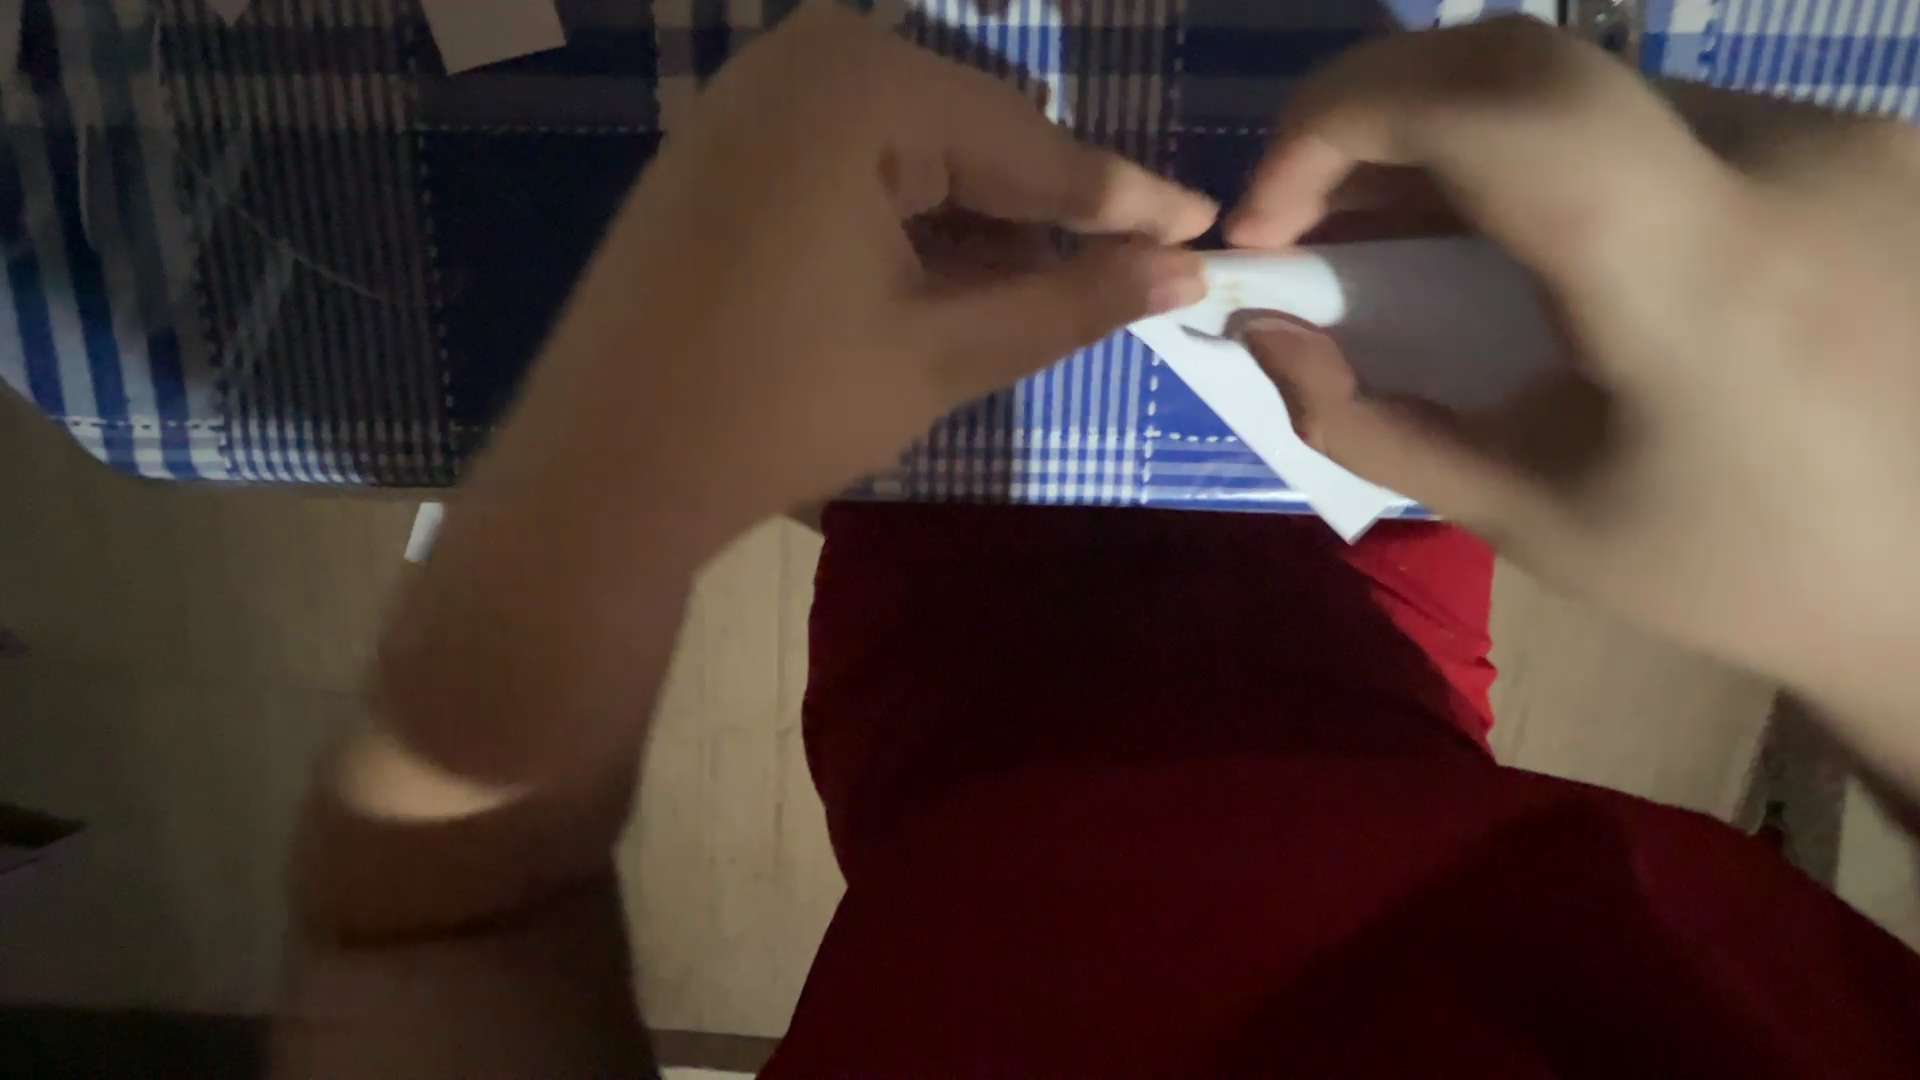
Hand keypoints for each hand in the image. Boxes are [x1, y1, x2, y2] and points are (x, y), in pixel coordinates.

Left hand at [513, 0, 1212, 547]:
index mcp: (858, 85)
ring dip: (983, 227)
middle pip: (973, 137)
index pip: (1030, 144)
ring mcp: (753, 109)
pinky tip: (953, 279)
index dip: (1123, 198)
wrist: (610, 470)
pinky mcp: (728, 161)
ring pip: (914, 159)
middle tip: (1122, 275)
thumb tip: (1179, 272)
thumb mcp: (939, 354)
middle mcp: (800, 64)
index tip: (1200, 226)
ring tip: (1045, 292)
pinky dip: (914, 229)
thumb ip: (1066, 304)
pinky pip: (855, 177)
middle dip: (1047, 214)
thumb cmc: (779, 409)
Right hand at [1227, 19, 1919, 732]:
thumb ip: (1361, 419)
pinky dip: (1499, 168)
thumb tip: (1259, 329)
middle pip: (1514, 68)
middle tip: (1287, 227)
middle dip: (1354, 129)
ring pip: (1559, 95)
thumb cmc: (1724, 567)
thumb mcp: (1509, 513)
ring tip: (1364, 251)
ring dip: (1422, 155)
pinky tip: (1476, 249)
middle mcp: (1778, 157)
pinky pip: (1615, 124)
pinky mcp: (1828, 141)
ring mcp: (1821, 132)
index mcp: (1693, 274)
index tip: (1261, 219)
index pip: (1502, 101)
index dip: (1342, 118)